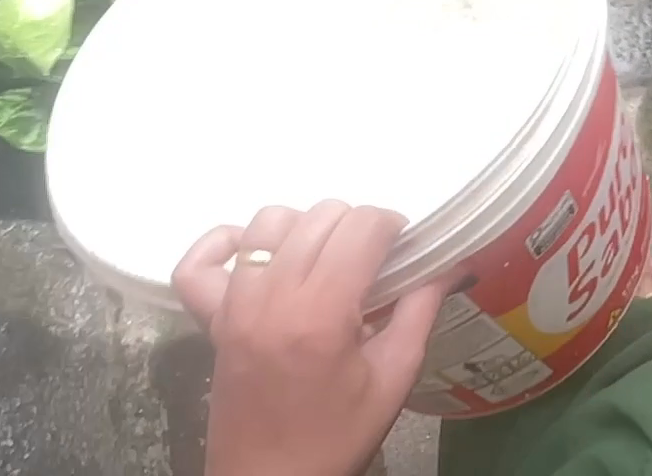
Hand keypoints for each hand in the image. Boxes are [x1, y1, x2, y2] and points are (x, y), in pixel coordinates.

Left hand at [172, 202, 447, 475]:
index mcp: (322, 314)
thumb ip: (422, 307)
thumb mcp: (396, 375)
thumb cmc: (338, 436)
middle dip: (357, 225)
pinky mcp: (210, 321)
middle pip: (320, 215)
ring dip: (305, 226)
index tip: (402, 251)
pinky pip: (199, 261)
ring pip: (269, 222)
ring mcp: (234, 308)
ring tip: (324, 258)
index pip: (362, 227)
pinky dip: (228, 243)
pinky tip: (261, 256)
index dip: (392, 226)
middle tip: (372, 260)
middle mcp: (272, 300)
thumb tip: (452, 261)